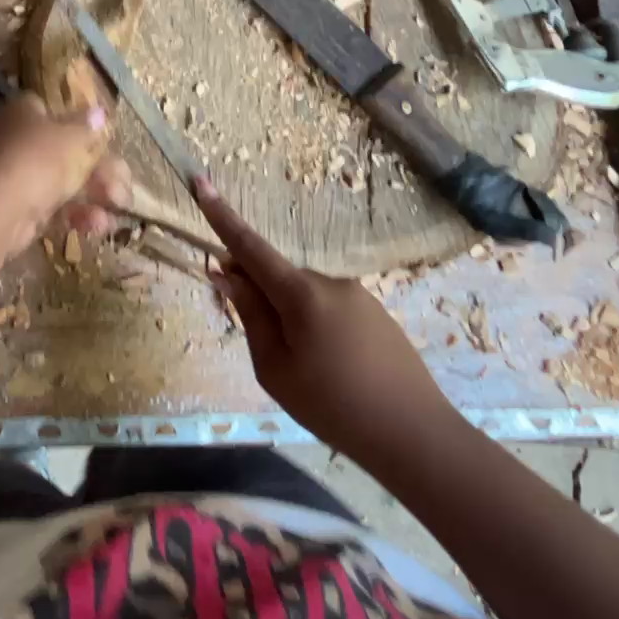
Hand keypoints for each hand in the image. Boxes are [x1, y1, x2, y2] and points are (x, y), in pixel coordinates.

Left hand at [0, 95, 121, 254]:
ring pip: (63, 182)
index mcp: (23, 113)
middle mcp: (17, 141)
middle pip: (64, 151)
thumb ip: (87, 127)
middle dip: (100, 168)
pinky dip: (77, 215)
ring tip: (120, 206)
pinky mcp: (20, 210)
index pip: (51, 111)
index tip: (103, 139)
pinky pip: (54, 209)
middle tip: (125, 183)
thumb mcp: (70, 137)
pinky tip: (99, 225)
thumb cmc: (36, 159)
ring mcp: (17, 178)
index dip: (78, 123)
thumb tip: (98, 112)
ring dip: (95, 194)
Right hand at [193, 176, 462, 463]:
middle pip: (275, 276)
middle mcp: (329, 282)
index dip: (221, 216)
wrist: (417, 436)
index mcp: (301, 294)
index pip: (250, 247)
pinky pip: (327, 308)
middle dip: (256, 294)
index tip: (201, 182)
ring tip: (305, 371)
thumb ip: (250, 315)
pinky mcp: (375, 312)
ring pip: (302, 295)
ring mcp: (357, 295)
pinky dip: (313, 326)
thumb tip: (227, 274)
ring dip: (288, 317)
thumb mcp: (274, 368)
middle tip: (261, 345)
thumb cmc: (333, 406)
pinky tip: (330, 369)